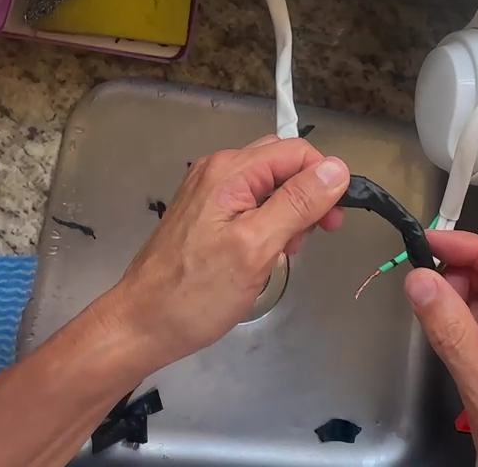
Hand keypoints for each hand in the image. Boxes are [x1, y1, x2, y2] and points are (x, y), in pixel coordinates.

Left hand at [101, 135, 347, 368]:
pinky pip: (249, 201)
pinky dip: (267, 222)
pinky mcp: (205, 211)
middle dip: (306, 197)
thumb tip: (337, 168)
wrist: (141, 324)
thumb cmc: (197, 292)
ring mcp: (209, 189)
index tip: (332, 222)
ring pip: (268, 184)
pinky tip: (263, 252)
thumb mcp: (256, 248)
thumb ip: (297, 204)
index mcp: (230, 170)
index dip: (323, 181)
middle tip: (308, 240)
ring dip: (287, 213)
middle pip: (282, 164)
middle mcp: (218, 169)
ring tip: (282, 253)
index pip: (296, 152)